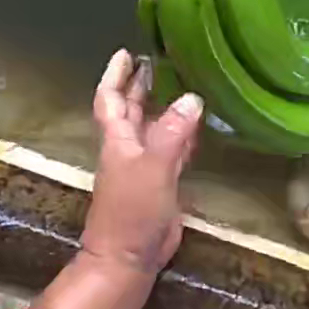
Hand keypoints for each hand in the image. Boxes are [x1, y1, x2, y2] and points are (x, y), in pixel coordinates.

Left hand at [83, 49, 203, 274]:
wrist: (129, 256)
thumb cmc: (132, 210)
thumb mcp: (152, 167)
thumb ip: (172, 133)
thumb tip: (192, 98)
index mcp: (118, 138)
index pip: (111, 98)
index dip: (116, 75)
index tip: (126, 52)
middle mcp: (129, 146)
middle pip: (133, 108)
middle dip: (141, 84)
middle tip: (157, 60)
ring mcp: (146, 164)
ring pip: (154, 126)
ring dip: (164, 105)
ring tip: (182, 84)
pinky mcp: (162, 180)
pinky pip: (172, 148)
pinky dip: (182, 133)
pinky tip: (196, 124)